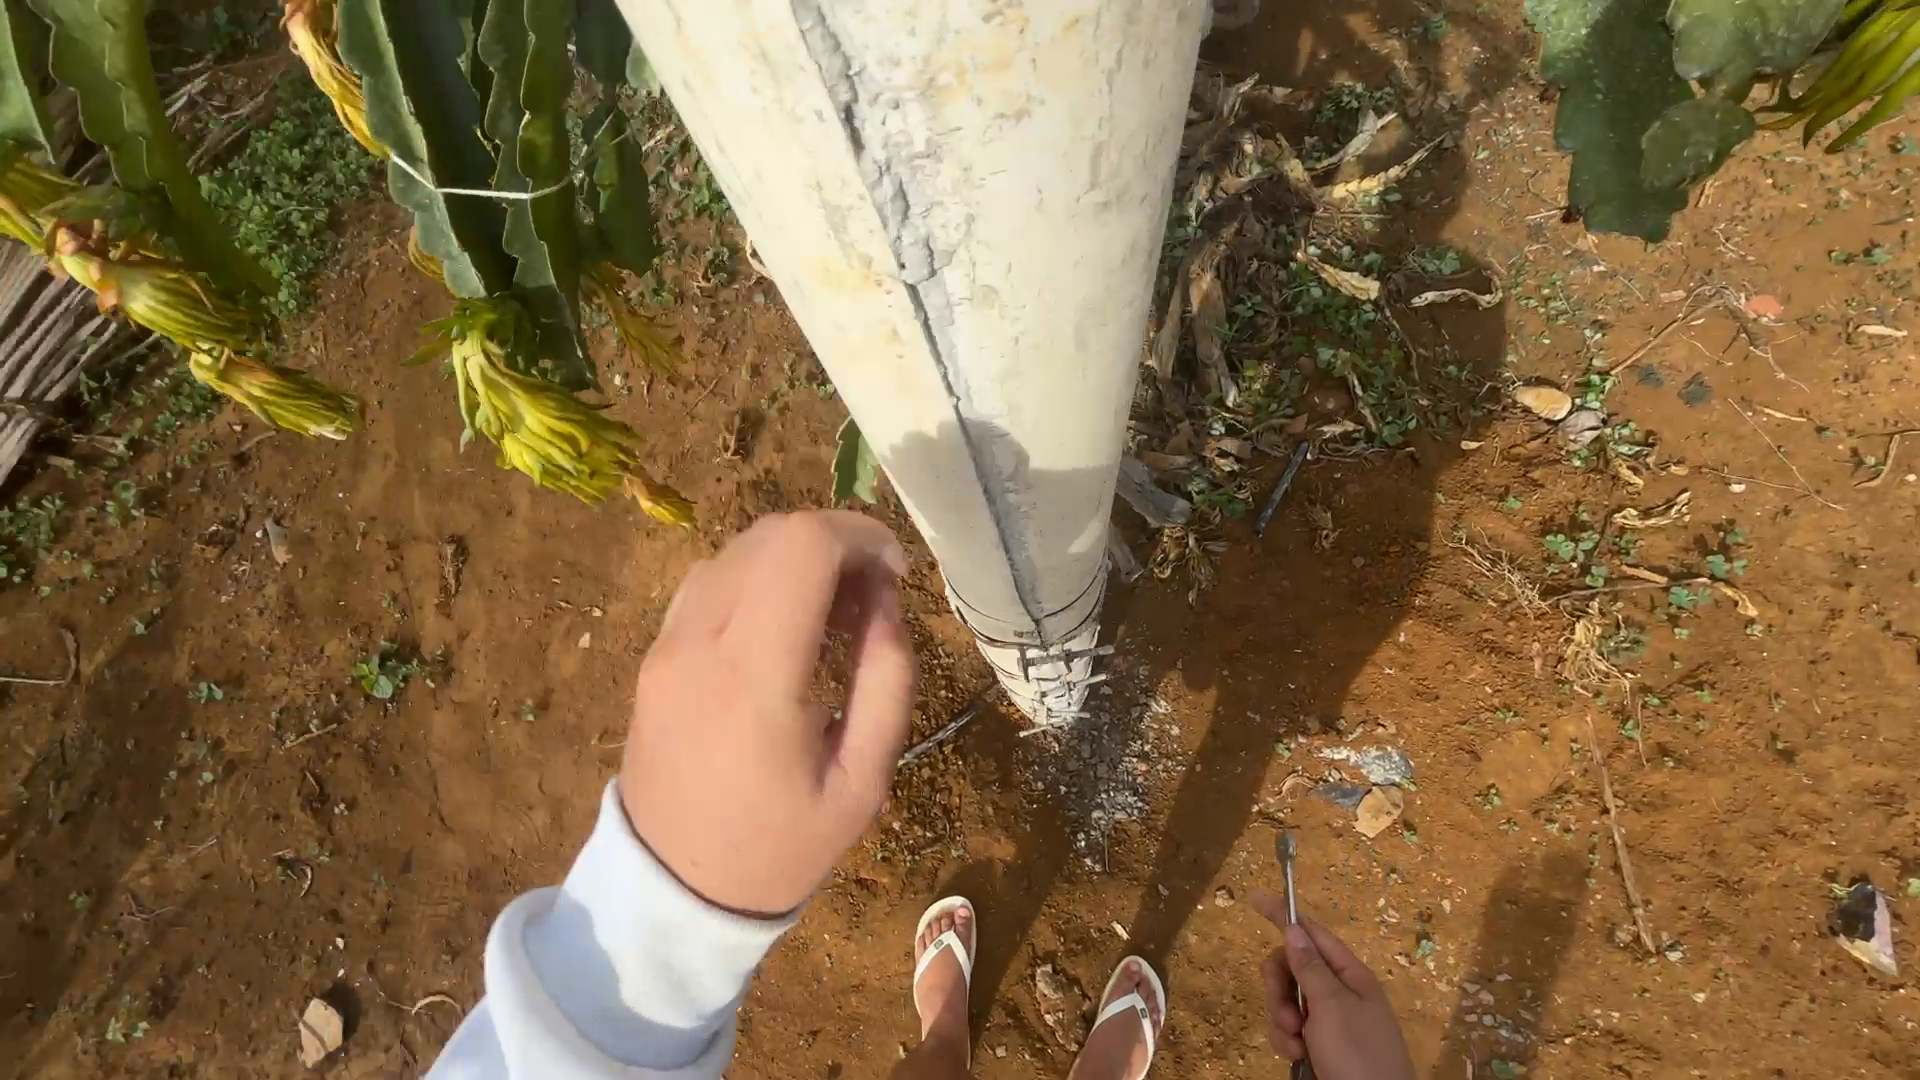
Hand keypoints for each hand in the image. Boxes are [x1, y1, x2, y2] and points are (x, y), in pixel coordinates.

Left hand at [619, 511, 915, 917]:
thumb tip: (887, 599)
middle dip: (837, 544)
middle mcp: (698, 642)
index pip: (803, 548)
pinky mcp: (654, 652)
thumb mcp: (863, 780)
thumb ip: (887, 678)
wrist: (670, 896)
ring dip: (799, 559)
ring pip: (741, 548)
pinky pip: (712, 579)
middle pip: (772, 533)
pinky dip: (761, 576)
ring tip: (835, 615)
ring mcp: (666, 644)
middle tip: (872, 596)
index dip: (861, 537)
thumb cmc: (779, 847)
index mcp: (754, 677)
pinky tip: (786, 624)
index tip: (895, 574)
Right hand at [1251, 894, 1414, 1079]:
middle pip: (1293, 967)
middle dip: (1279, 986)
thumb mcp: (1332, 1007)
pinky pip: (1289, 1027)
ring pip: (1286, 999)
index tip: (1254, 899)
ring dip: (1281, 1018)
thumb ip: (1309, 967)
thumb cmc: (1359, 1056)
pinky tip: (1296, 1055)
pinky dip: (1287, 1039)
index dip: (1284, 915)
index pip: (1313, 933)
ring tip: (1293, 1042)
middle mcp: (1339, 994)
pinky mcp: (1318, 1046)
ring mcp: (1329, 1021)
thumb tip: (1292, 927)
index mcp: (1351, 976)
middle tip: (1284, 1011)